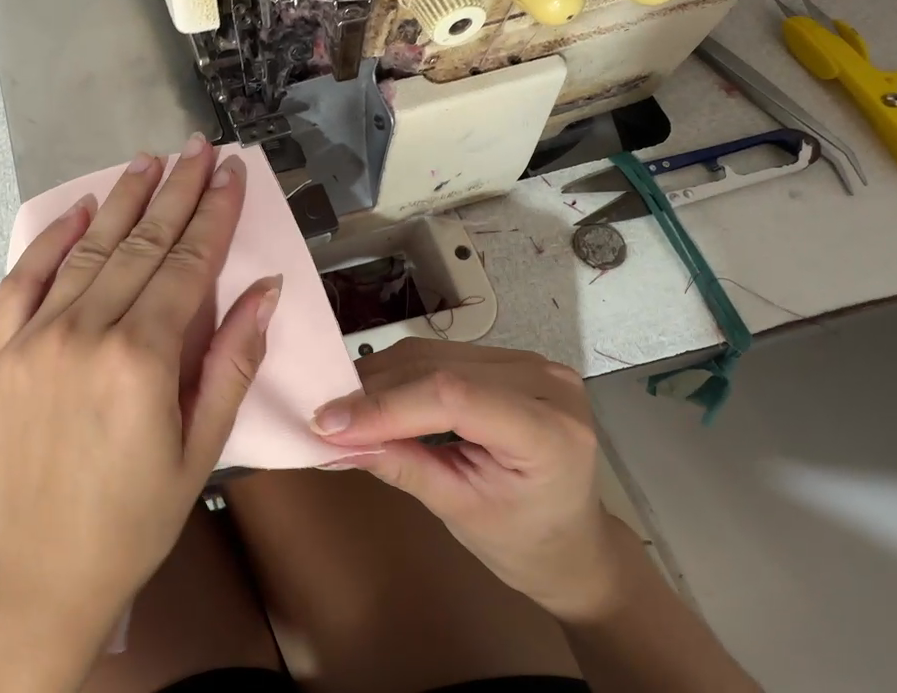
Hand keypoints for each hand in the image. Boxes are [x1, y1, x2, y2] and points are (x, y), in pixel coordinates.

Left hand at [0, 135, 279, 654]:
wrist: (45, 567)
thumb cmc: (135, 518)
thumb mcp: (201, 448)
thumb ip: (232, 362)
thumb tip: (265, 291)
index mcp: (141, 358)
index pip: (187, 264)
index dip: (214, 214)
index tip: (231, 173)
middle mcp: (86, 331)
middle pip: (141, 244)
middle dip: (176, 192)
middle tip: (199, 148)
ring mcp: (38, 335)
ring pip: (90, 249)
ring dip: (124, 201)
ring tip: (151, 161)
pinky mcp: (5, 348)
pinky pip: (26, 277)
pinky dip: (52, 237)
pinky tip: (81, 207)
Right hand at [311, 341, 619, 619]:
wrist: (573, 543)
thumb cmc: (524, 542)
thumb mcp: (459, 511)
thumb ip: (400, 465)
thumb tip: (334, 437)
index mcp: (550, 431)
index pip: (453, 396)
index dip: (385, 405)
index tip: (328, 423)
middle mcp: (545, 381)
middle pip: (437, 367)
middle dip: (372, 391)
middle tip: (322, 417)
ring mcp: (529, 363)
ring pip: (431, 354)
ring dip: (379, 378)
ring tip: (341, 408)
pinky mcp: (508, 360)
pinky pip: (439, 356)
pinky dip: (398, 375)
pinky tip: (372, 396)